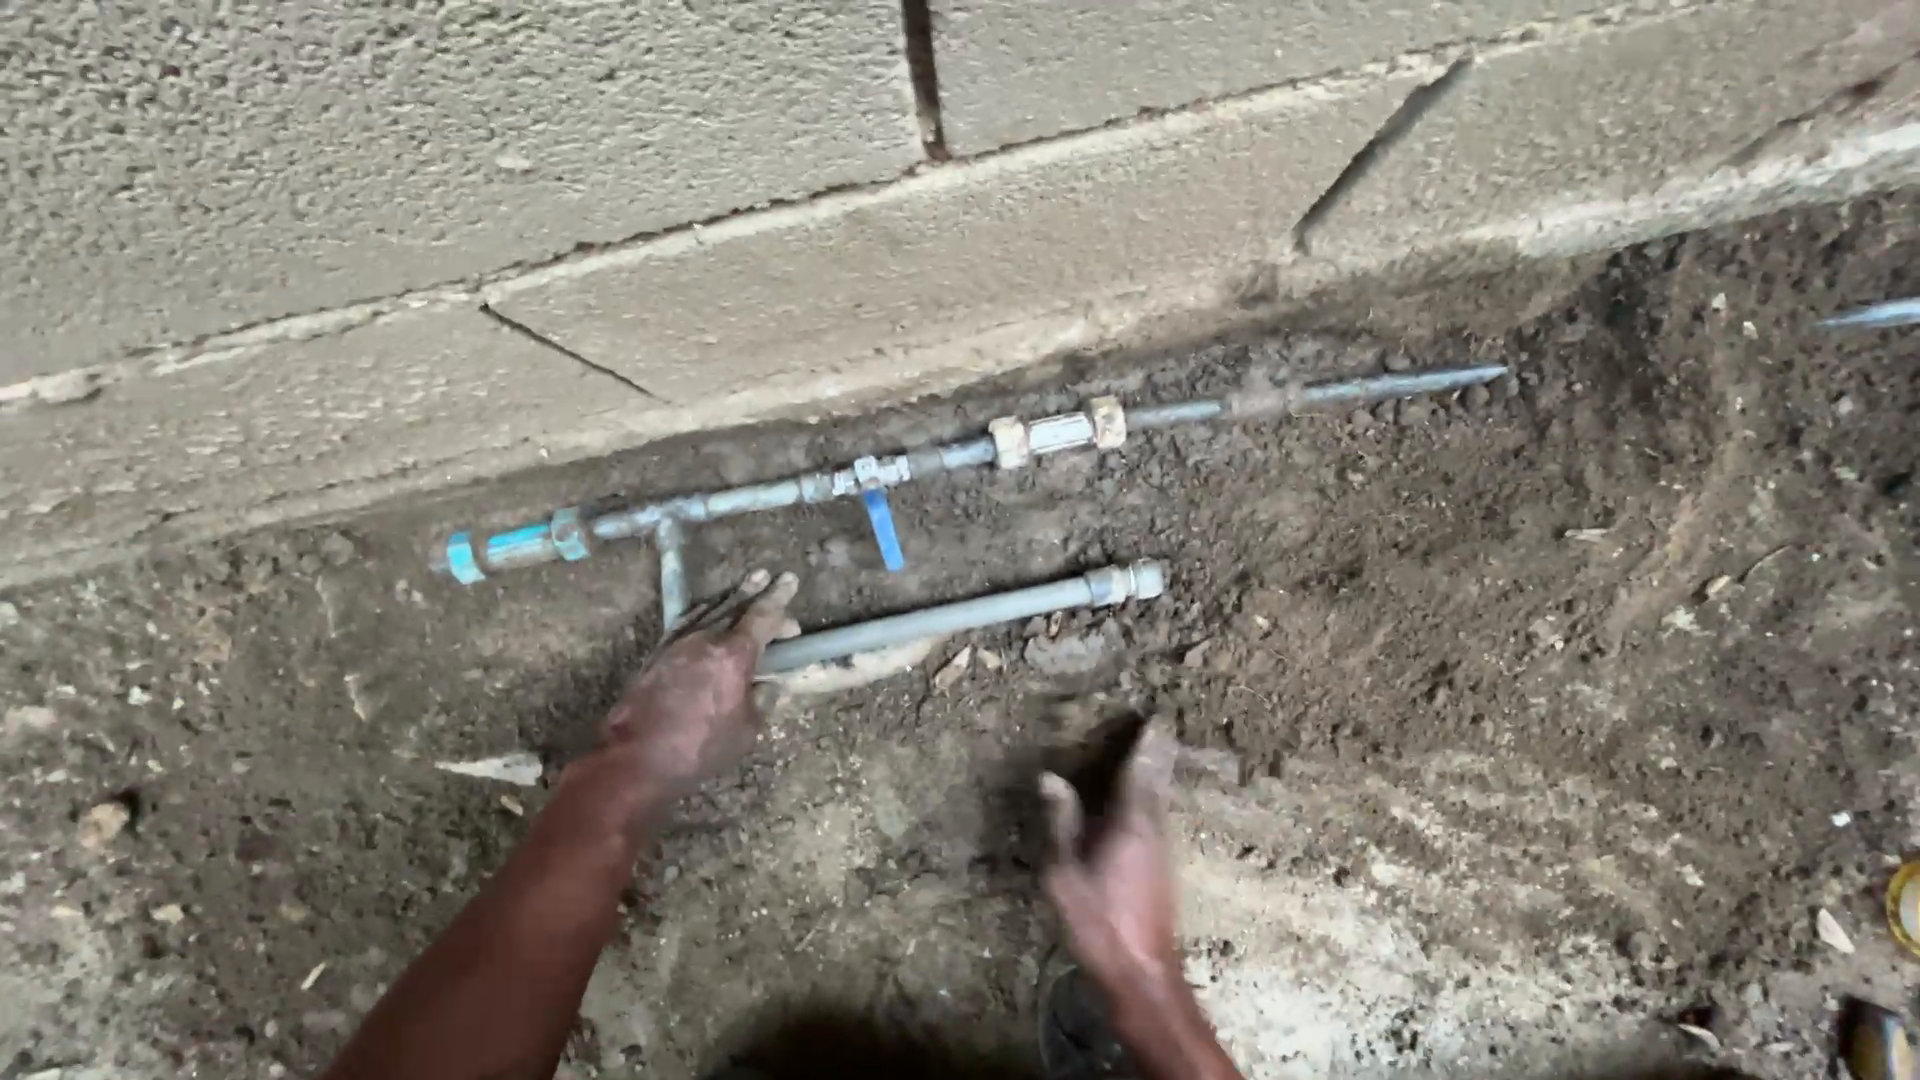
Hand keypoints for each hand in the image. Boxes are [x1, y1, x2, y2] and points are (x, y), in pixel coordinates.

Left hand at [599, 569, 799, 798]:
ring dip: (730, 599)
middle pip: (736, 606)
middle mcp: (705, 639)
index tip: (789, 581)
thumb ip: (763, 700)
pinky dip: (704, 612)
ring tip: (744, 587)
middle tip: (771, 578)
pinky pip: (687, 622)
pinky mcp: (658, 654)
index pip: (763, 616)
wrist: (635, 759)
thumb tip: (773, 685)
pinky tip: (708, 613)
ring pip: (709, 610)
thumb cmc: (700, 748)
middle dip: (756, 592)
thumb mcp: (746, 729)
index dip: (779, 599)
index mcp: (733, 655)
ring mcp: (677, 644)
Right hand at [1039, 723, 1183, 1006]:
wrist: (1142, 972)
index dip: (1145, 743)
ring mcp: (1164, 847)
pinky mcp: (1165, 864)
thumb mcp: (1064, 872)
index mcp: (1130, 822)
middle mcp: (1154, 827)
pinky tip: (1149, 795)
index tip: (1153, 717)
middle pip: (1158, 778)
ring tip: (1156, 747)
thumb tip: (1050, 776)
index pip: (1138, 771)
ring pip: (1163, 795)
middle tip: (1159, 725)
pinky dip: (1157, 791)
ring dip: (1160, 769)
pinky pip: (1161, 811)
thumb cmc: (1099, 920)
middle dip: (1158, 751)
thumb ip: (1060, 821)